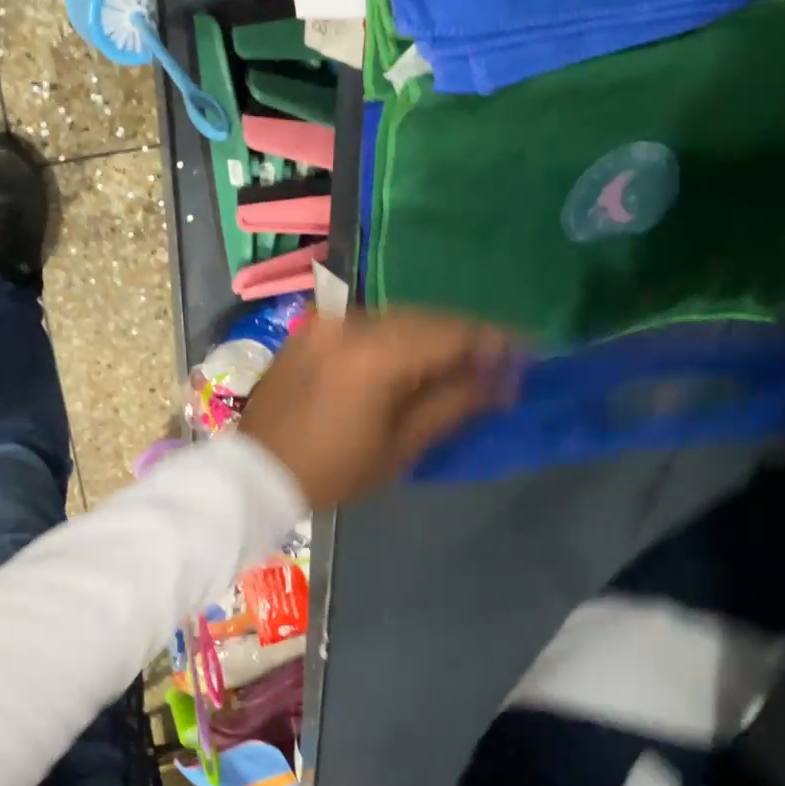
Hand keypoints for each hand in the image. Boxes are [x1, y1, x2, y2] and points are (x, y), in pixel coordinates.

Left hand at [239, 310, 520, 508]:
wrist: (256, 469)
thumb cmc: (332, 468)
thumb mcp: (401, 446)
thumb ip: (455, 403)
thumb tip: (503, 380)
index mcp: (376, 352)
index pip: (452, 333)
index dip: (496, 341)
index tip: (528, 353)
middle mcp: (351, 322)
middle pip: (426, 318)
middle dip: (466, 336)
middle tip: (499, 360)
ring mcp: (326, 321)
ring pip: (396, 316)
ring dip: (431, 333)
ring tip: (460, 360)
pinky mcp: (310, 329)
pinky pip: (366, 322)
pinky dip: (395, 334)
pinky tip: (412, 356)